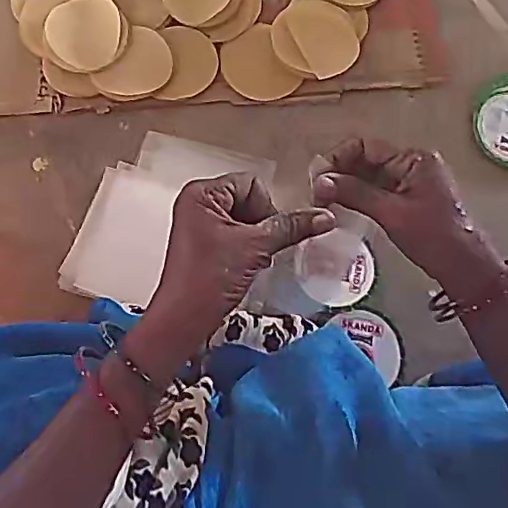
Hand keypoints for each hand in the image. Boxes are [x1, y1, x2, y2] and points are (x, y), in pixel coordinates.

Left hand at [127, 174, 332, 375]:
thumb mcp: (254, 248)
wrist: (183, 322)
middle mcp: (197, 203)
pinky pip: (235, 234)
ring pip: (245, 219)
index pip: (251, 184)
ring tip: (251, 259)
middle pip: (248, 200)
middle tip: (258, 249)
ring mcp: (198, 224)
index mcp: (201, 194)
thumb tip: (325, 216)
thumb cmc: (210, 279)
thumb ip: (290, 228)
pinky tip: (245, 266)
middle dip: (261, 225)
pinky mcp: (203, 244)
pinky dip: (247, 248)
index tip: (263, 236)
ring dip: (256, 239)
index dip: (264, 208)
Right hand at [312, 138, 506, 303]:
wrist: (465, 269)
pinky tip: (340, 205)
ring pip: (369, 176)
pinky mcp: (408, 200)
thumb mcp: (391, 213)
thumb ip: (355, 193)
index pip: (366, 147)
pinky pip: (376, 190)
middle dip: (339, 172)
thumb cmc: (434, 238)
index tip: (317, 177)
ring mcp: (411, 182)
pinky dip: (357, 196)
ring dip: (345, 184)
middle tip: (316, 191)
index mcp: (414, 159)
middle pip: (366, 159)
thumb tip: (320, 182)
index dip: (338, 158)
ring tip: (322, 199)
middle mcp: (412, 164)